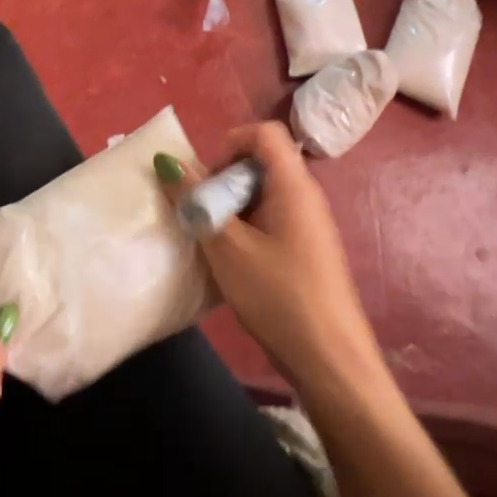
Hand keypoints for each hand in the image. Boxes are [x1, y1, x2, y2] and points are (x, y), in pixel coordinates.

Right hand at [157, 121, 381, 389]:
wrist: (331, 363)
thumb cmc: (278, 296)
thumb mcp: (226, 246)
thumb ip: (194, 199)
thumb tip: (166, 160)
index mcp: (293, 186)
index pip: (264, 133)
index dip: (230, 142)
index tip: (206, 178)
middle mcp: (305, 197)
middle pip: (259, 162)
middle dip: (221, 179)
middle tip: (199, 212)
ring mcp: (307, 226)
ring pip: (260, 194)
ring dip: (228, 206)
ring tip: (209, 239)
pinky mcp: (305, 251)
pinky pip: (268, 219)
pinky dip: (243, 228)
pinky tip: (229, 261)